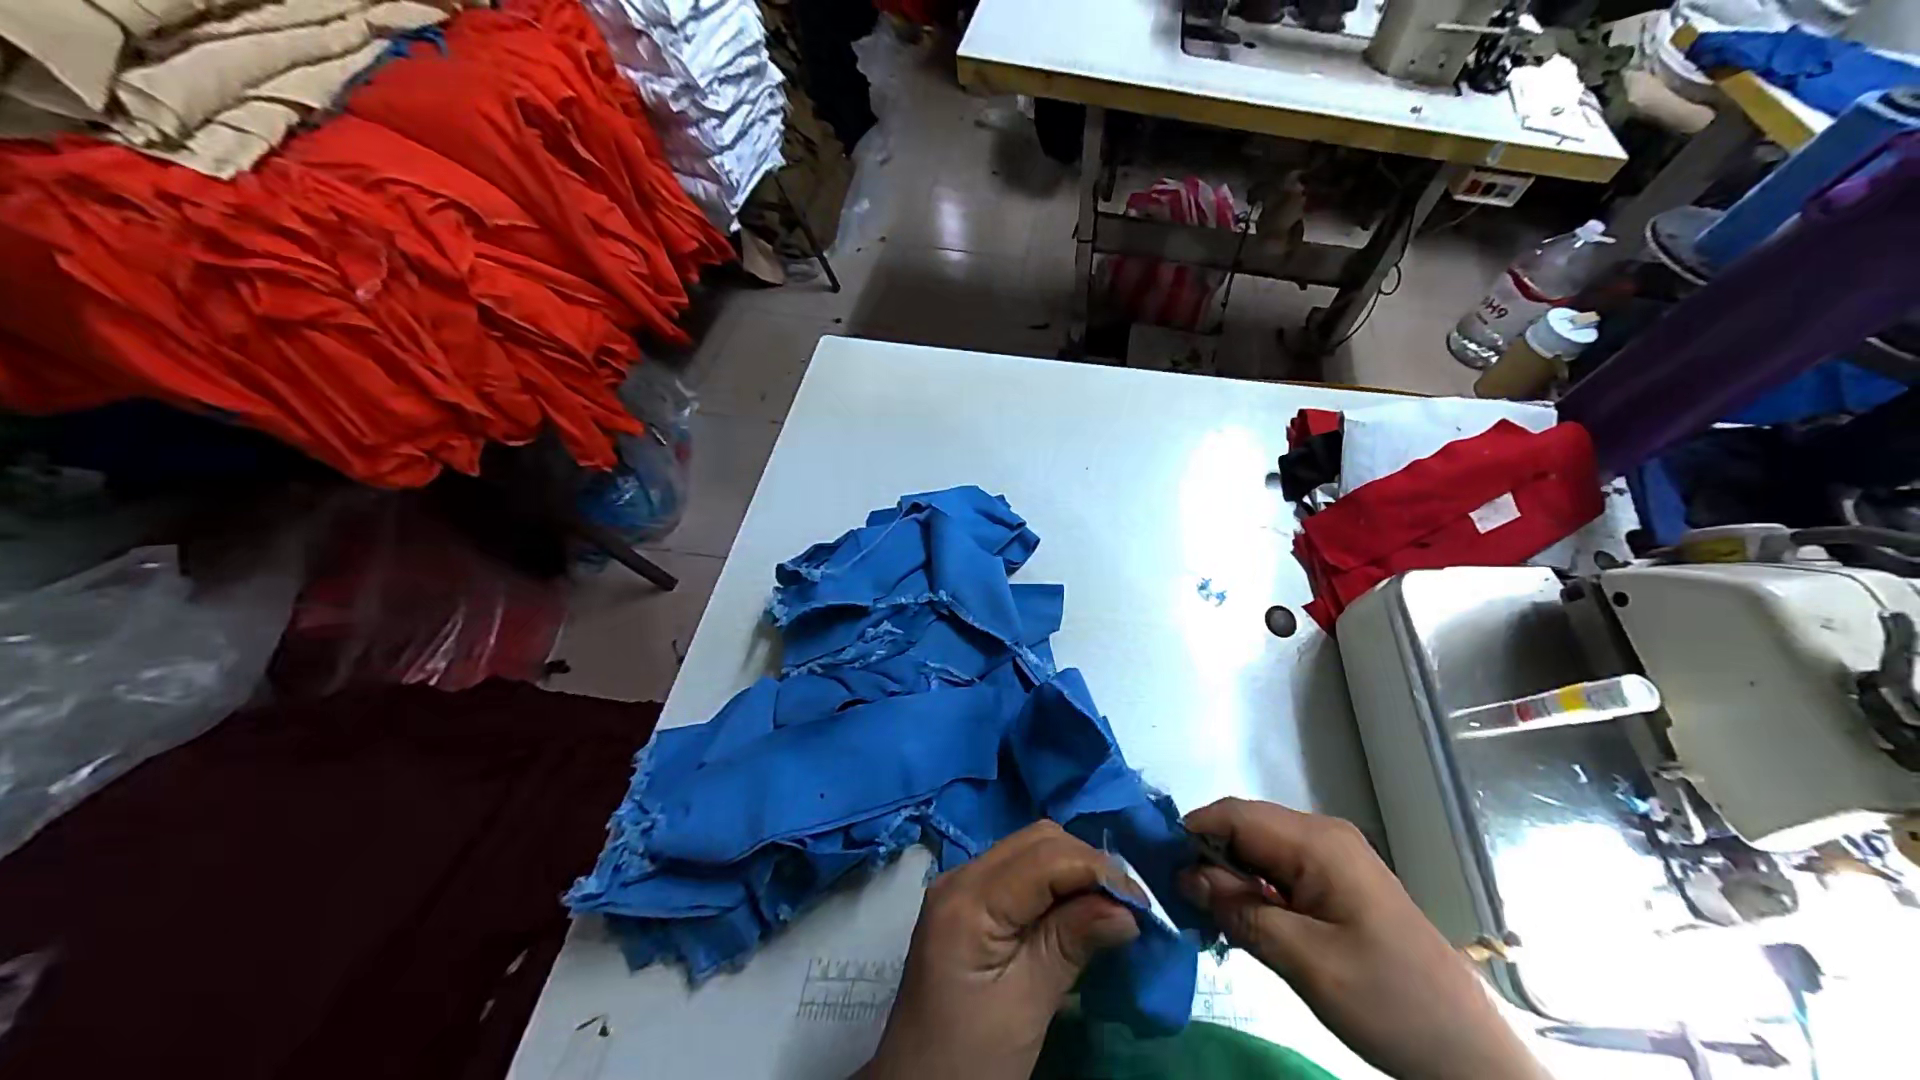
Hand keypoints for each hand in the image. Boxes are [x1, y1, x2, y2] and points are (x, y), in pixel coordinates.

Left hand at [863, 821, 1141, 1079]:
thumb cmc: (970, 1056)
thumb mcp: (1027, 1003)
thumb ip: (1071, 944)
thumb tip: (1127, 910)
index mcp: (969, 899)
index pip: (1044, 856)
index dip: (1097, 869)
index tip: (1141, 903)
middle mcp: (961, 876)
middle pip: (1037, 841)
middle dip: (1087, 863)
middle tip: (1127, 906)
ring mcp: (961, 885)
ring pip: (1030, 849)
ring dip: (1073, 869)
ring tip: (1109, 907)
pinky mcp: (969, 901)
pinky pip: (1020, 870)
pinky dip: (1054, 881)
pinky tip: (1077, 909)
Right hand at [1179, 799, 1548, 1079]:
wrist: (1467, 1052)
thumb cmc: (1389, 1001)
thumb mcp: (1305, 960)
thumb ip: (1241, 910)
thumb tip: (1186, 876)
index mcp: (1318, 842)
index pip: (1234, 815)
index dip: (1192, 834)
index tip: (1161, 870)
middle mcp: (1323, 836)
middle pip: (1244, 827)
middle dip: (1208, 858)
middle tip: (1185, 905)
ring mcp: (1331, 857)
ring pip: (1257, 848)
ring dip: (1228, 877)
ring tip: (1210, 919)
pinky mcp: (1335, 880)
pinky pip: (1277, 868)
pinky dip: (1252, 889)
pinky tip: (1243, 922)